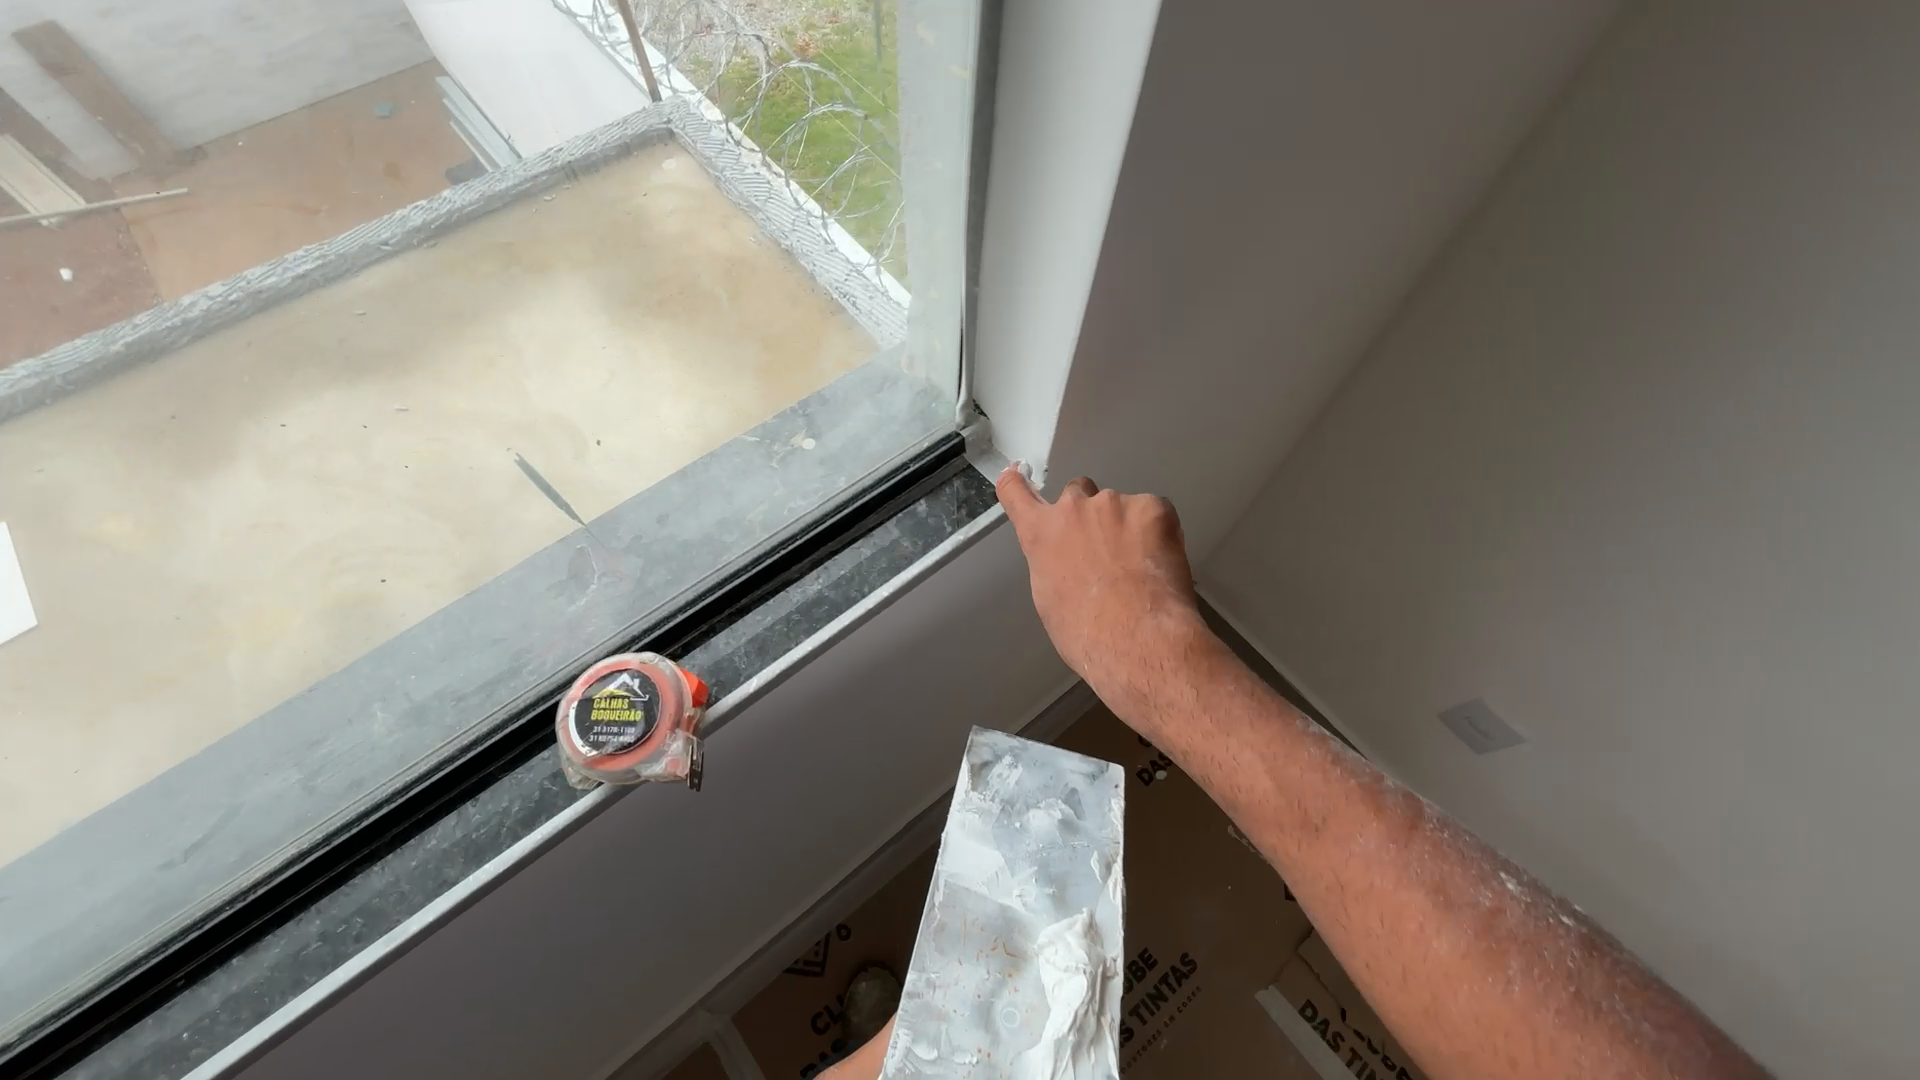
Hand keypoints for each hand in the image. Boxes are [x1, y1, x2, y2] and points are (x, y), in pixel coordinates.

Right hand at [996, 465, 1208, 715]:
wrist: (1137, 639)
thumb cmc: (1085, 633)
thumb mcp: (1050, 598)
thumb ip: (1053, 563)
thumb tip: (1068, 559)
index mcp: (1041, 534)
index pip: (1016, 493)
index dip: (1016, 482)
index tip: (1017, 473)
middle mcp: (1073, 508)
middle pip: (1078, 492)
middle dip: (1089, 514)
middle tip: (1106, 549)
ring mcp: (1114, 503)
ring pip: (1120, 505)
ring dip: (1127, 526)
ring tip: (1140, 567)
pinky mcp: (1153, 507)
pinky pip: (1155, 512)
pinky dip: (1159, 532)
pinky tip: (1161, 564)